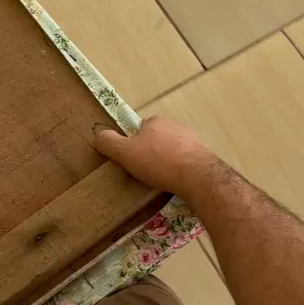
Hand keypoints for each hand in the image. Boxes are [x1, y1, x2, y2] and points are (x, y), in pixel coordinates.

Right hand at [92, 116, 219, 196]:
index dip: (134, 143)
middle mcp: (175, 125)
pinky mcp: (206, 156)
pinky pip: (188, 162)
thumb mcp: (125, 153)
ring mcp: (193, 140)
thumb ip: (108, 142)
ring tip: (163, 181)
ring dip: (168, 162)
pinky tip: (179, 183)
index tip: (133, 160)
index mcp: (155, 121)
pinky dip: (182, 170)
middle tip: (146, 172)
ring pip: (174, 150)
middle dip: (152, 153)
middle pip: (158, 139)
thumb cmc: (158, 162)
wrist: (198, 177)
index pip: (140, 129)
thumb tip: (98, 135)